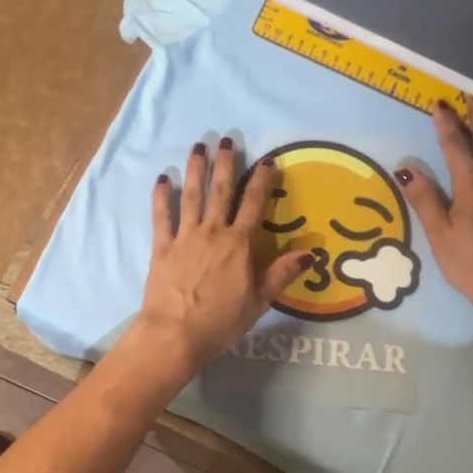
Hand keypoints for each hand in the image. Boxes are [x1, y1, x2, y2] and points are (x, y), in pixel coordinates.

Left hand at [132, 137, 310, 373]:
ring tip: (198, 146)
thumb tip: (311, 252)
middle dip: (226, 164)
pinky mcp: (162, 247)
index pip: (255, 205)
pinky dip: (161, 197)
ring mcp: (185, 237)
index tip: (268, 160)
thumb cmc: (221, 321)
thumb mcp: (260, 301)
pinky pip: (161, 217)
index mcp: (239, 244)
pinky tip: (162, 179)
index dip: (262, 181)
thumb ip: (282, 273)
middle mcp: (213, 233)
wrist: (175, 334)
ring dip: (195, 170)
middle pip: (221, 192)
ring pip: (192, 196)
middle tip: (227, 139)